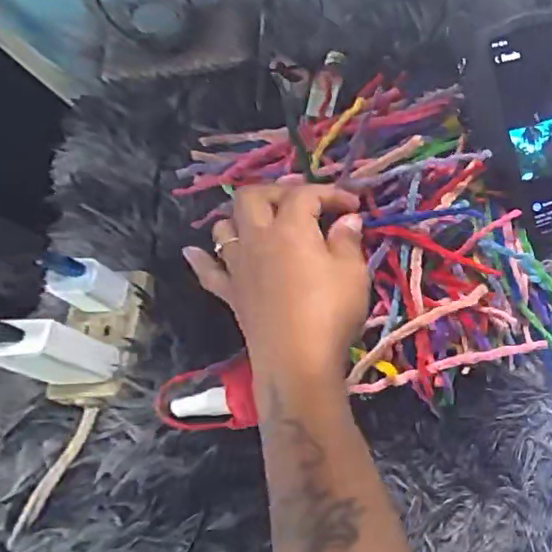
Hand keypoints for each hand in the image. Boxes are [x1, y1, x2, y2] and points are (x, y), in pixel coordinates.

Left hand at [182, 182, 367, 384]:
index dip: (330, 193)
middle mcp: (257, 239)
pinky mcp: (230, 293)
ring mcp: (237, 266)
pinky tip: (197, 251)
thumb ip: (348, 242)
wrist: (297, 360)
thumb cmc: (331, 312)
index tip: (354, 204)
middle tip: (304, 201)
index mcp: (291, 229)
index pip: (305, 195)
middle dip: (278, 191)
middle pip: (253, 197)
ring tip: (263, 222)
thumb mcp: (353, 274)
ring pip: (226, 226)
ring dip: (243, 217)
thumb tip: (347, 220)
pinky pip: (209, 269)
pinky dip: (203, 257)